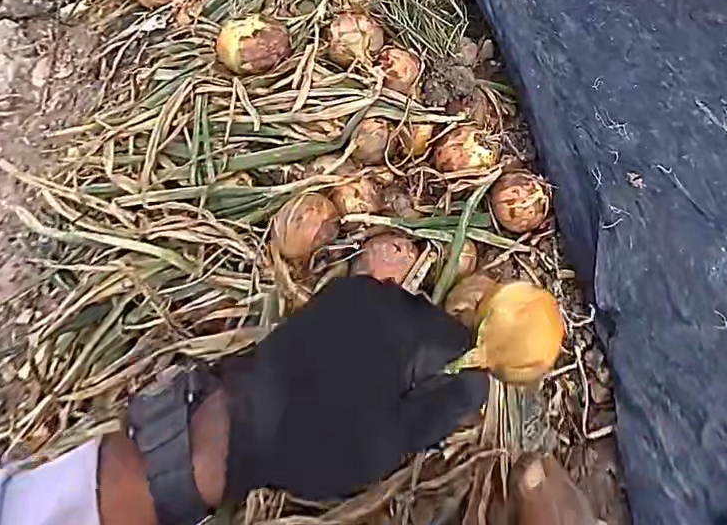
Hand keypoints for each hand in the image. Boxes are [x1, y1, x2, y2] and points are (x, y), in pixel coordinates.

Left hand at [221, 275, 487, 501]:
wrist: (245, 417)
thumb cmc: (323, 435)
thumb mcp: (393, 438)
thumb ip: (445, 406)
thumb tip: (481, 379)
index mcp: (407, 324)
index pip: (457, 339)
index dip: (450, 373)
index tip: (428, 402)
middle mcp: (387, 294)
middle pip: (430, 324)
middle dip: (423, 360)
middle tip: (394, 402)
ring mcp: (358, 288)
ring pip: (403, 317)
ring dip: (398, 347)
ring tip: (367, 386)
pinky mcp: (335, 293)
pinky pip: (374, 311)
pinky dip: (373, 335)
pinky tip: (349, 366)